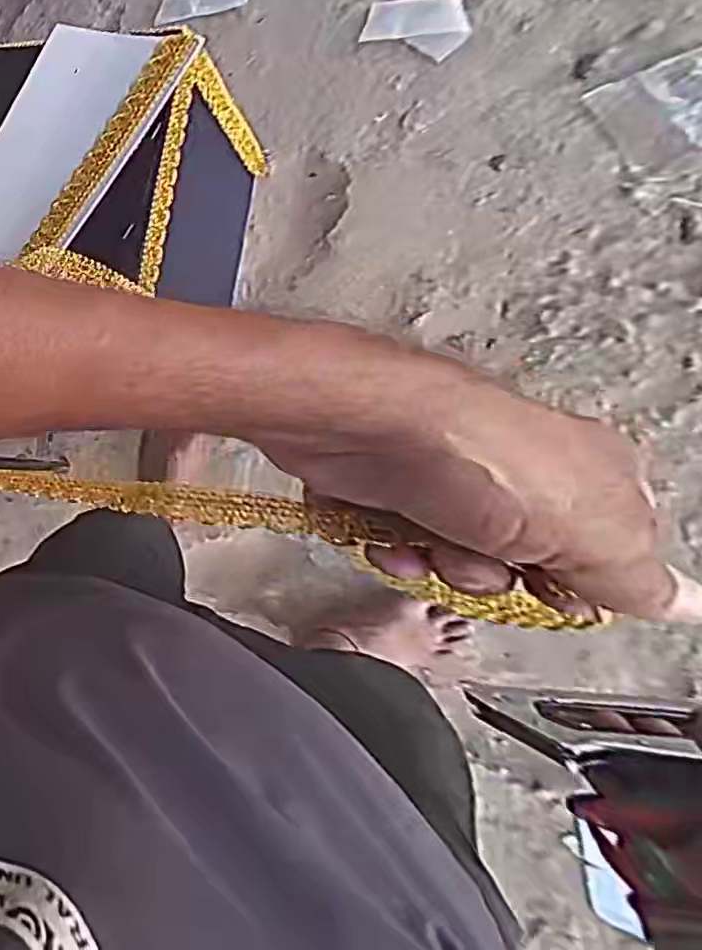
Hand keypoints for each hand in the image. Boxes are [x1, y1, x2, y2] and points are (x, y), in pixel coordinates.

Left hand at [253, 373, 700, 623]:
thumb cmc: (476, 458)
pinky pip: (373, 534)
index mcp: (585, 478)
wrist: (359, 426)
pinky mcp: (363, 483)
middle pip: (504, 560)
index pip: (594, 552)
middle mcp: (504, 475)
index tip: (551, 598)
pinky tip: (375, 538)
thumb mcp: (593, 536)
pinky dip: (375, 544)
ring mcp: (428, 479)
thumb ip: (635, 578)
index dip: (569, 586)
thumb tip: (681, 603)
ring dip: (426, 561)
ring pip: (435, 551)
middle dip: (486, 577)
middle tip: (477, 562)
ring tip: (419, 544)